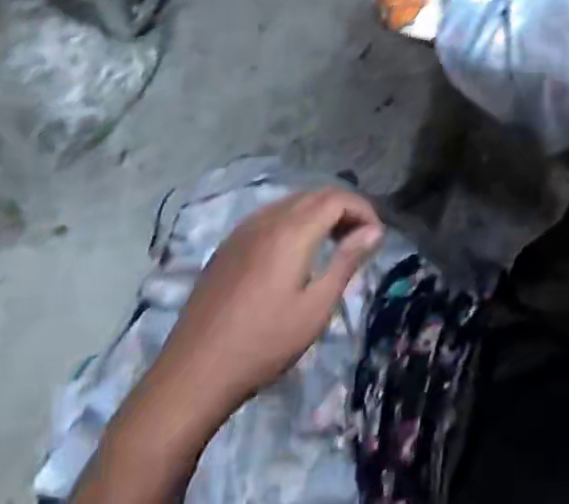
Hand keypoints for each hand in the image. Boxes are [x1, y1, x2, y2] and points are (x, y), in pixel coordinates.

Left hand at [154, 188, 383, 412]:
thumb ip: (347, 261)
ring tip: (333, 243)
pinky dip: (294, 221)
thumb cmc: (264, 343)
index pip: (338, 198)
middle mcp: (267, 220)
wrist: (193, 375)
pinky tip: (296, 252)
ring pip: (291, 202)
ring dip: (319, 213)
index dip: (363, 210)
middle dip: (344, 208)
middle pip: (315, 194)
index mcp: (292, 232)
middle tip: (360, 239)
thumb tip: (374, 231)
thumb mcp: (316, 307)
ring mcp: (242, 232)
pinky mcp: (227, 247)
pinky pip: (270, 216)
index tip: (376, 237)